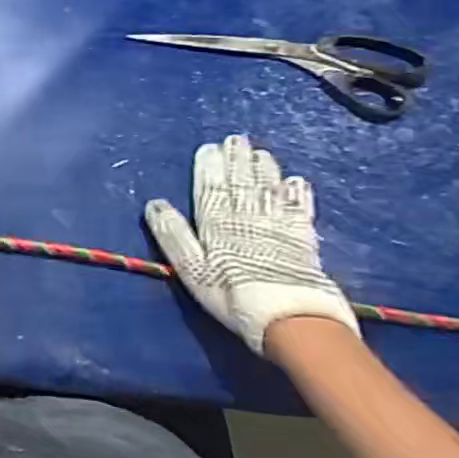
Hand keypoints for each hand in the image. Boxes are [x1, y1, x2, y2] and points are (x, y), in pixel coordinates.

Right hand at [144, 134, 357, 353]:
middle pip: (241, 185)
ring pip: (269, 191)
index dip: (209, 167)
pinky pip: (299, 210)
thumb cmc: (229, 295)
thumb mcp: (190, 268)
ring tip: (260, 153)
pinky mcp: (304, 242)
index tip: (208, 147)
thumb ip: (173, 235)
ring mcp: (279, 229)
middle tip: (236, 139)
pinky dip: (298, 194)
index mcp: (217, 225)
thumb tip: (154, 204)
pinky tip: (296, 181)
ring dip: (264, 170)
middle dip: (237, 161)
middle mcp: (248, 220)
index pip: (210, 189)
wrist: (290, 318)